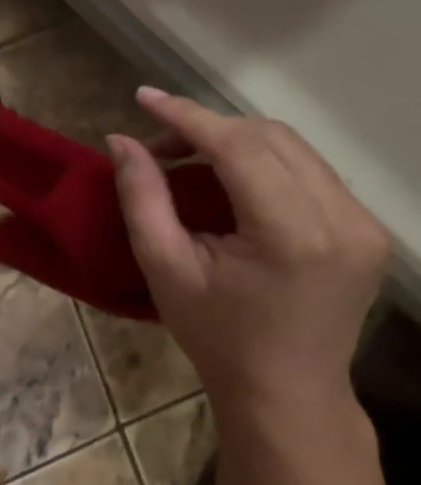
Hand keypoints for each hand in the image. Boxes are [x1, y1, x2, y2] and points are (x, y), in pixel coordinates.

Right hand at [110, 87, 387, 415]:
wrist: (287, 386)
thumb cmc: (214, 330)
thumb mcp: (162, 263)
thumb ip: (142, 196)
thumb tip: (121, 140)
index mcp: (291, 234)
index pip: (240, 147)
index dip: (187, 115)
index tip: (142, 97)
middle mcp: (342, 221)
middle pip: (272, 138)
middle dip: (207, 126)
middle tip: (154, 146)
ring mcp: (363, 225)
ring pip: (293, 148)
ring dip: (233, 140)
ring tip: (183, 160)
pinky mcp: (364, 230)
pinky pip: (309, 170)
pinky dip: (259, 160)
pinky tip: (223, 179)